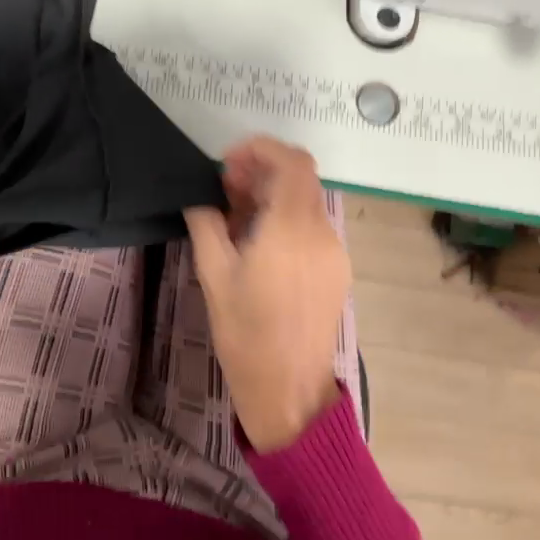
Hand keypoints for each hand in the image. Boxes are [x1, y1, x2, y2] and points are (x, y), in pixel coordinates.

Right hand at [184, 136, 349, 452]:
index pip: (292, 162)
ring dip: (272, 195)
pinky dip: (285, 218)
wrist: (289, 390)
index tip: (228, 163)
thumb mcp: (213, 274)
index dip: (261, 149)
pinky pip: (312, 226)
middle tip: (224, 189)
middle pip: (299, 178)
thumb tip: (202, 195)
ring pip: (306, 201)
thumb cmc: (245, 332)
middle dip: (261, 171)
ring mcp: (334, 253)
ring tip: (234, 217)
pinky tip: (257, 242)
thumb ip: (206, 222)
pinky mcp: (336, 270)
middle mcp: (320, 233)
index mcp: (290, 229)